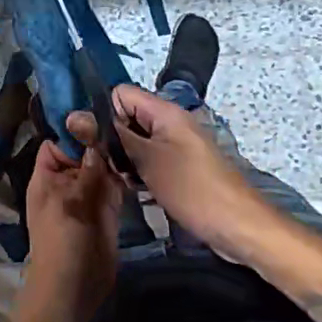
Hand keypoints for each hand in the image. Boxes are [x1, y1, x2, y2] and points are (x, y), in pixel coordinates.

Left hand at [21, 140, 120, 321]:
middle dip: (100, 141)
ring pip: (102, 168)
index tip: (99, 118)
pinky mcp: (106, 210)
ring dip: (115, 158)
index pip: (58, 143)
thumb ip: (87, 171)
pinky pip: (115, 186)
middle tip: (125, 123)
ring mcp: (88, 196)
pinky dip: (124, 177)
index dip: (75, 132)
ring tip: (134, 140)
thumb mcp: (71, 202)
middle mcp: (67, 182)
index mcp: (48, 176)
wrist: (73, 288)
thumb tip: (96, 140)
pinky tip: (137, 164)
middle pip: (84, 153)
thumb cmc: (62, 242)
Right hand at [95, 85, 267, 251]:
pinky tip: (134, 187)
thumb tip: (81, 115)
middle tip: (103, 163)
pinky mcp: (181, 166)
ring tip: (117, 178)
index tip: (95, 139)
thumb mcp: (148, 160)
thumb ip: (116, 136)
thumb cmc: (192, 189)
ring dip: (125, 157)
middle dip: (112, 137)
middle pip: (128, 116)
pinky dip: (140, 169)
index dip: (105, 112)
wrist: (240, 227)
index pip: (121, 93)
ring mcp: (177, 144)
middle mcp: (171, 122)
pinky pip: (151, 157)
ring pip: (138, 139)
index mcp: (165, 111)